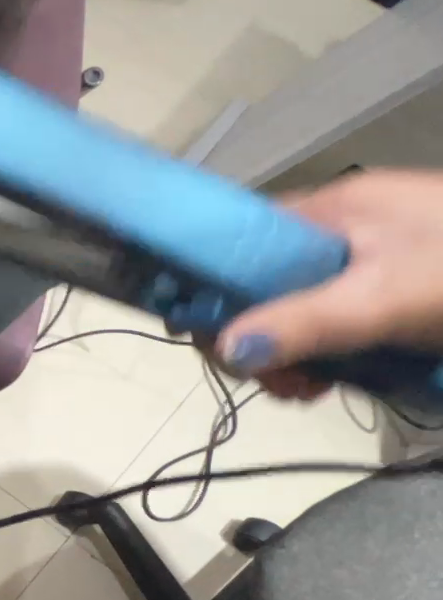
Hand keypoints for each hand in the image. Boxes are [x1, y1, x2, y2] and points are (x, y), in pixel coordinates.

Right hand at [216, 170, 442, 396]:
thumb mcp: (394, 298)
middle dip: (249, 338)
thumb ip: (306, 322)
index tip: (211, 339)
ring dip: (283, 356)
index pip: (228, 243)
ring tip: (309, 390)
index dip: (204, 289)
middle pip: (252, 286)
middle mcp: (341, 229)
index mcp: (333, 208)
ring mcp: (368, 261)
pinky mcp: (391, 292)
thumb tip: (224, 350)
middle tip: (275, 380)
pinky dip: (319, 356)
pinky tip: (333, 381)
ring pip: (285, 311)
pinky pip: (325, 323)